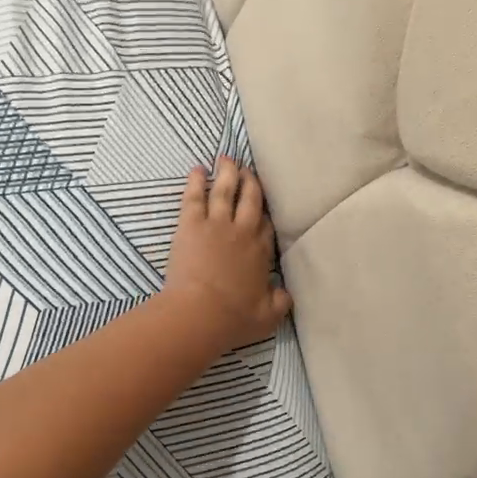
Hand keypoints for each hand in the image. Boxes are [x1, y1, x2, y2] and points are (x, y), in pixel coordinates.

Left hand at [161, 156, 292, 350]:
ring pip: (225, 191)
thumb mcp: (268, 317)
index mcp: (261, 252)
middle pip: (251, 199)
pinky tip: (197, 170)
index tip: (263, 208)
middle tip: (249, 171)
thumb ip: (280, 303)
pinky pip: (194, 196)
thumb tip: (286, 295)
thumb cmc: (233, 318)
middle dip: (251, 183)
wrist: (200, 313)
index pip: (267, 225)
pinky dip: (195, 181)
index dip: (265, 214)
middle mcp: (243, 232)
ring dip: (227, 173)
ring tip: (227, 159)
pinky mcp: (191, 224)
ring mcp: (217, 224)